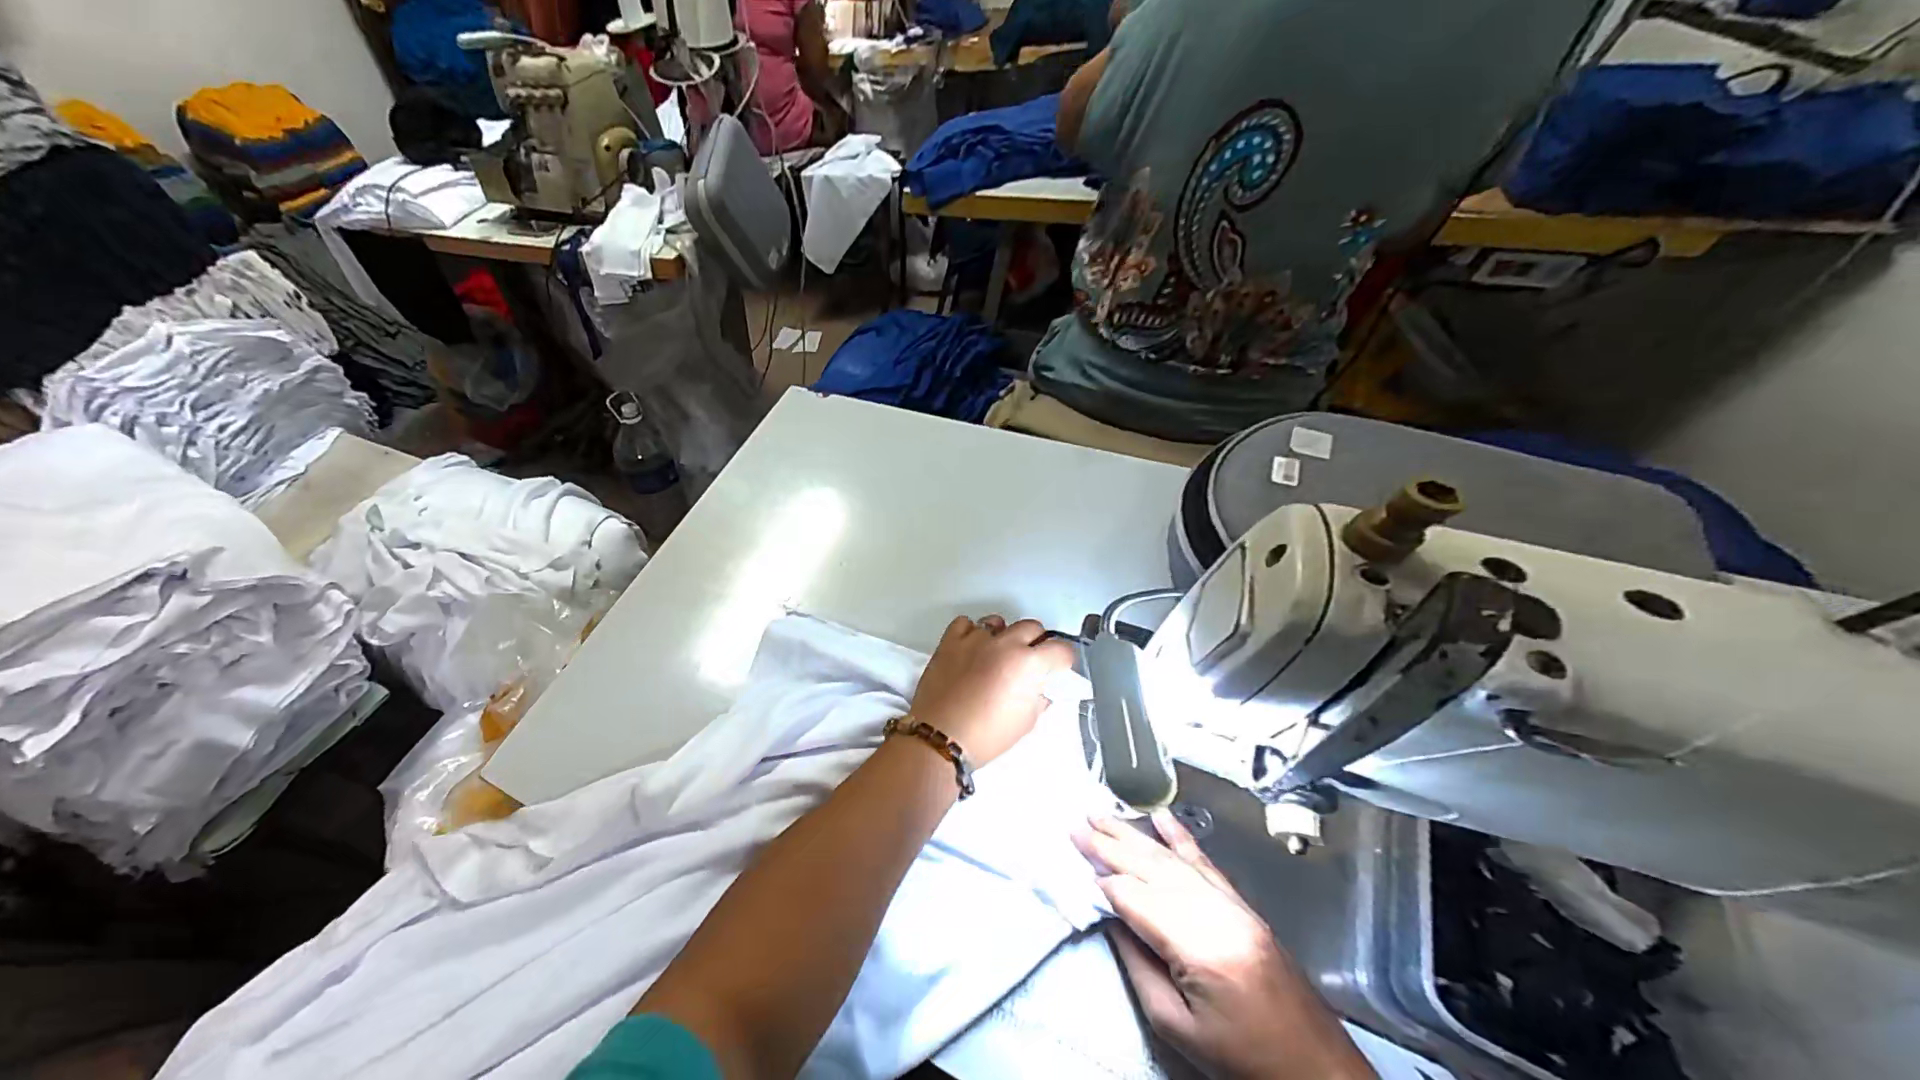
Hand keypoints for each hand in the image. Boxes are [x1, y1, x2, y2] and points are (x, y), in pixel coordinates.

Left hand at [908, 615, 1075, 766]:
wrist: (940, 737)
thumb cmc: (986, 736)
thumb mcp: (1025, 723)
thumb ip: (1038, 700)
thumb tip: (1040, 691)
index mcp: (1027, 664)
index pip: (1060, 649)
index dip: (1064, 659)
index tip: (1059, 666)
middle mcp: (1004, 644)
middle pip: (1032, 627)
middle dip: (1036, 642)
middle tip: (1030, 660)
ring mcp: (975, 639)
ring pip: (997, 622)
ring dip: (1003, 634)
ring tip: (998, 653)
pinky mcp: (950, 641)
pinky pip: (965, 623)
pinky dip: (971, 632)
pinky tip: (971, 648)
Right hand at [1076, 811, 1376, 1079]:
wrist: (1312, 1067)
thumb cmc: (1241, 1059)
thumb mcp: (1176, 1025)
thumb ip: (1138, 964)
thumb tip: (1111, 918)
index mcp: (1201, 948)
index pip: (1139, 900)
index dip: (1105, 883)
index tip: (1075, 863)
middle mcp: (1218, 915)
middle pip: (1154, 870)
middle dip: (1111, 845)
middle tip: (1078, 824)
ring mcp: (1234, 906)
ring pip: (1175, 861)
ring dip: (1136, 836)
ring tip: (1104, 815)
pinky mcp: (1244, 907)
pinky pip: (1206, 864)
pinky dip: (1181, 838)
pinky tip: (1161, 817)